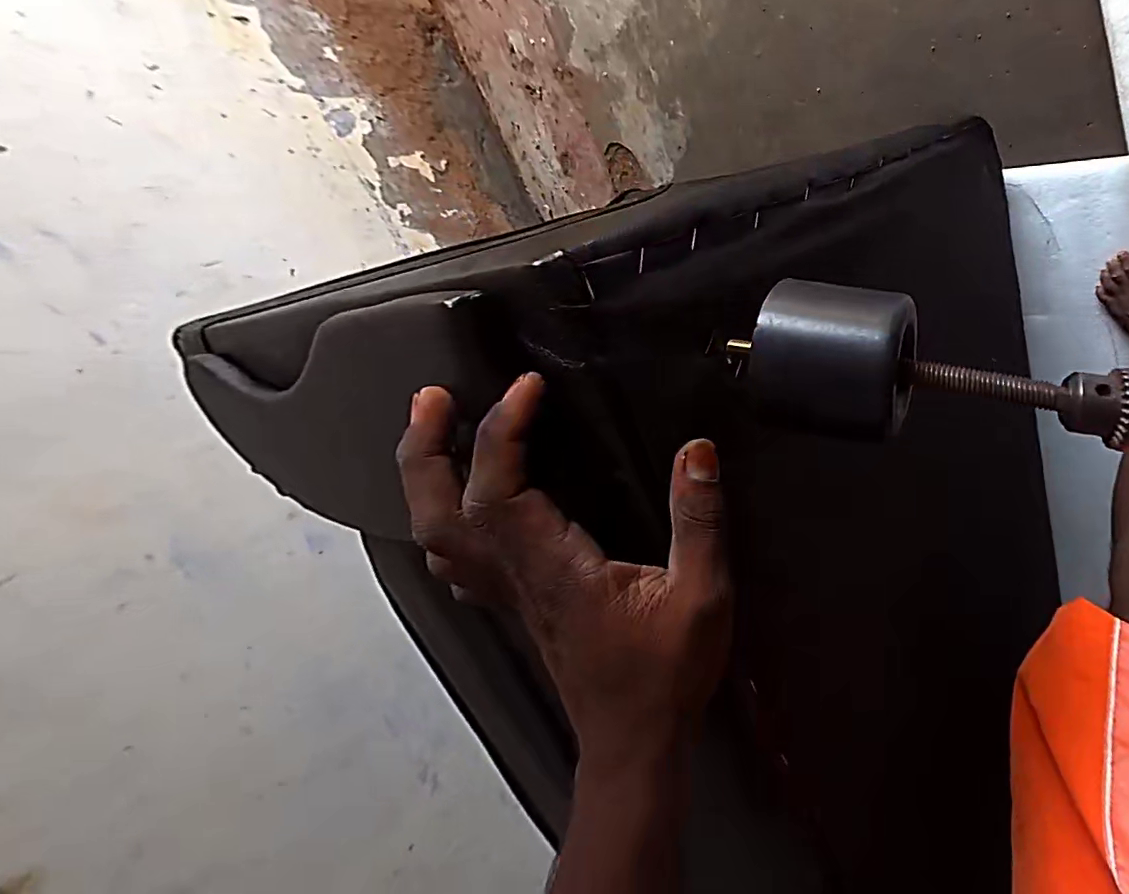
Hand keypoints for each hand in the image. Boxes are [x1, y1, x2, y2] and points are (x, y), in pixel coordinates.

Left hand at [394, 373, 732, 766]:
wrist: (635, 741)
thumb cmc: (666, 673)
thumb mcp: (702, 592)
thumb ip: (698, 519)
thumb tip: (697, 451)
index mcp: (556, 568)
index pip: (500, 489)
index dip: (504, 430)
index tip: (528, 386)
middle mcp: (520, 579)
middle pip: (441, 512)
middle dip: (427, 449)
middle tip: (431, 399)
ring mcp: (513, 597)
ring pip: (441, 536)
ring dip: (427, 480)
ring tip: (438, 435)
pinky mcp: (522, 608)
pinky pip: (462, 561)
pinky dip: (448, 523)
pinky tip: (463, 512)